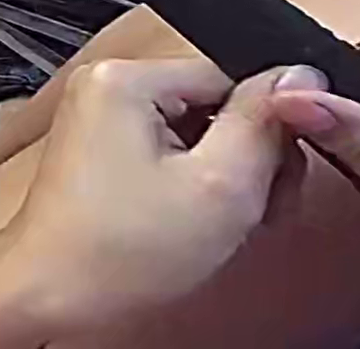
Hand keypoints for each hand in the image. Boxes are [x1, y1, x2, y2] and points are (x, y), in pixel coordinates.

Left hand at [0, 59, 315, 332]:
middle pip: (210, 99)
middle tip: (249, 207)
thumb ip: (264, 125)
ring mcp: (96, 107)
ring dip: (223, 169)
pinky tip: (191, 211)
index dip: (269, 128)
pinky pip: (164, 138)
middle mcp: (103, 79)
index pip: (228, 75)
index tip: (279, 177)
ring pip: (193, 123)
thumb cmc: (125, 243)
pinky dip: (191, 174)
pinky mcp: (98, 135)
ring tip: (217, 216)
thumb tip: (299, 75)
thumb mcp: (221, 185)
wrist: (60, 283)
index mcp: (122, 76)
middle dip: (245, 153)